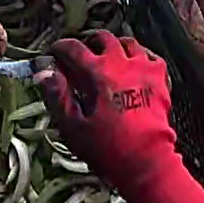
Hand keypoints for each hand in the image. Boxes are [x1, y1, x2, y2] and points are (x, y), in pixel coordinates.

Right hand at [38, 31, 203, 202]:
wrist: (148, 164)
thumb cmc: (110, 149)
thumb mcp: (73, 125)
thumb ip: (56, 94)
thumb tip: (44, 72)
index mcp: (98, 73)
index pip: (73, 47)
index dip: (59, 48)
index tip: (54, 54)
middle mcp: (121, 64)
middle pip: (102, 37)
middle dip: (88, 42)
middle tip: (81, 55)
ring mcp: (143, 70)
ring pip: (128, 43)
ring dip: (115, 47)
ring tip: (108, 58)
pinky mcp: (160, 82)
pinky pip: (151, 58)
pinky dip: (140, 58)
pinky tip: (134, 68)